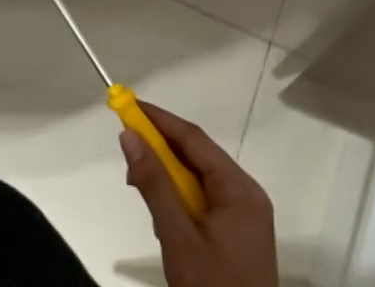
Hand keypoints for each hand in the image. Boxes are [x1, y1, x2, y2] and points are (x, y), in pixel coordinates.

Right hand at [120, 103, 278, 286]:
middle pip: (198, 155)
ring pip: (198, 178)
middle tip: (126, 151)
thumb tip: (129, 135)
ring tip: (140, 187)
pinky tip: (162, 213)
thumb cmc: (212, 286)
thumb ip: (153, 183)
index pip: (194, 139)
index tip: (126, 105)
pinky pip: (204, 199)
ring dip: (167, 176)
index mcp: (240, 191)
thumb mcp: (177, 235)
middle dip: (160, 148)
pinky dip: (179, 197)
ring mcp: (245, 216)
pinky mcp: (238, 233)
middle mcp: (247, 196)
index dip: (159, 119)